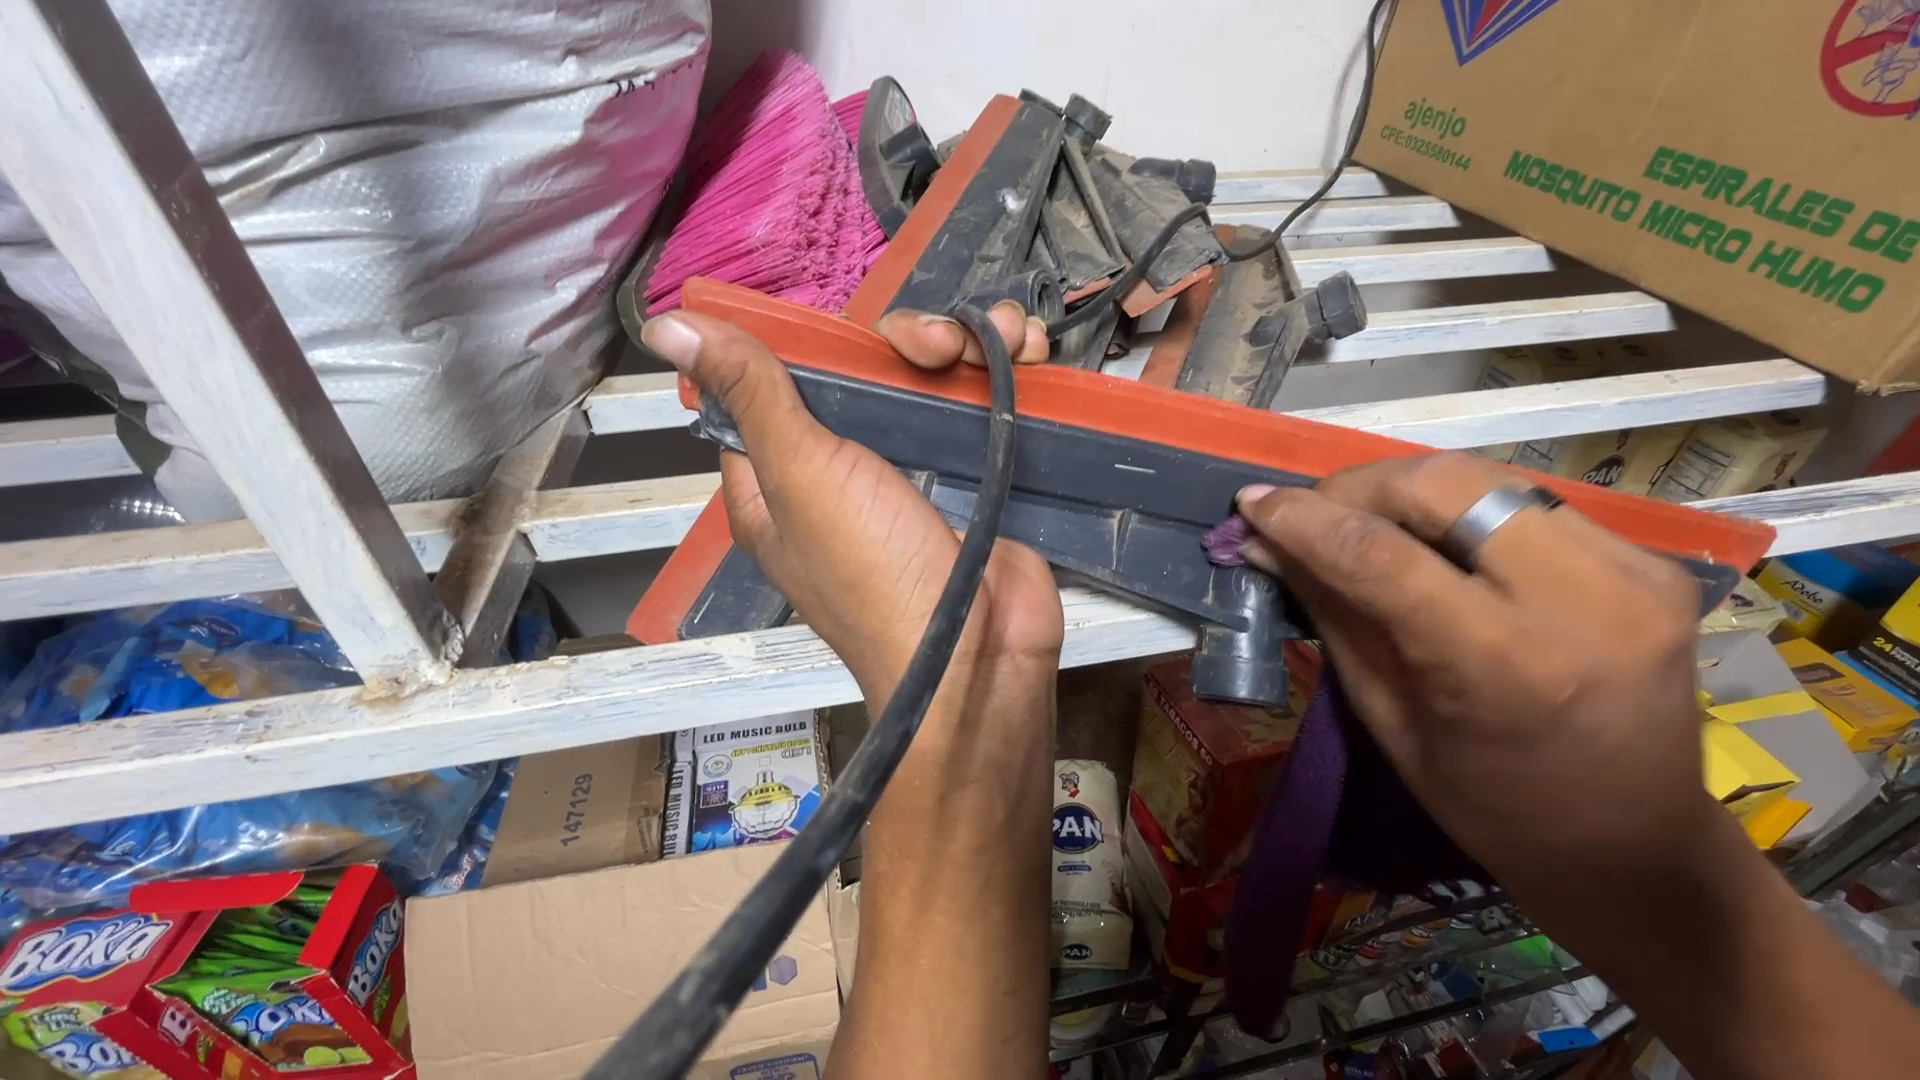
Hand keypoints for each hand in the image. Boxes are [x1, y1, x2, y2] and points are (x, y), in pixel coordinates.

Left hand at [637, 301, 1060, 707]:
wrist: (980, 651)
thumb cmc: (876, 571)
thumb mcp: (801, 474)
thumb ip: (749, 393)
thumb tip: (668, 326)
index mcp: (778, 476)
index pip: (771, 386)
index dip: (800, 345)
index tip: (841, 325)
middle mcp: (841, 470)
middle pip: (863, 369)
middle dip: (909, 339)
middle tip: (940, 348)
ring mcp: (913, 471)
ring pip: (931, 377)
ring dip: (970, 342)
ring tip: (1009, 339)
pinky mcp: (973, 475)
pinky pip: (981, 404)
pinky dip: (1007, 371)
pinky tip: (1033, 354)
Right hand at [1237, 454, 1919, 1079]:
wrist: (1633, 840)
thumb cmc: (1487, 804)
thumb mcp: (1387, 717)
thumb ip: (1331, 613)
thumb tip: (1265, 544)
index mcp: (1505, 666)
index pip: (1381, 555)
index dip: (1304, 519)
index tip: (1251, 503)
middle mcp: (1584, 601)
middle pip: (1443, 485)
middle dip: (1357, 487)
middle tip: (1309, 512)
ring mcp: (1634, 572)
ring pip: (1486, 477)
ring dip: (1404, 489)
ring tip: (1358, 521)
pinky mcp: (1652, 561)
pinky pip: (1526, 501)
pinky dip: (1458, 507)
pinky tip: (1429, 538)